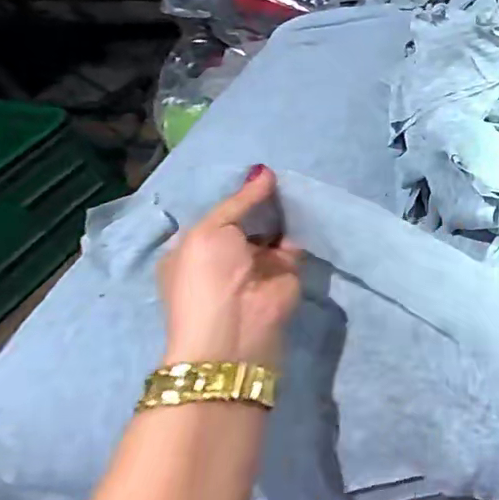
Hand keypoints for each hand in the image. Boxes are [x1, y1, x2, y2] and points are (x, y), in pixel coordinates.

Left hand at [158, 166, 301, 366]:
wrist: (235, 329)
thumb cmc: (207, 276)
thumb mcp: (210, 229)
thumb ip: (240, 200)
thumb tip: (265, 171)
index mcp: (193, 248)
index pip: (215, 213)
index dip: (233, 194)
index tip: (252, 169)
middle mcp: (223, 256)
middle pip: (246, 218)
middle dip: (259, 198)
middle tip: (277, 170)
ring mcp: (255, 264)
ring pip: (271, 227)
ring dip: (281, 208)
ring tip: (293, 179)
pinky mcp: (285, 272)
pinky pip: (293, 241)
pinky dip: (300, 225)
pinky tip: (305, 201)